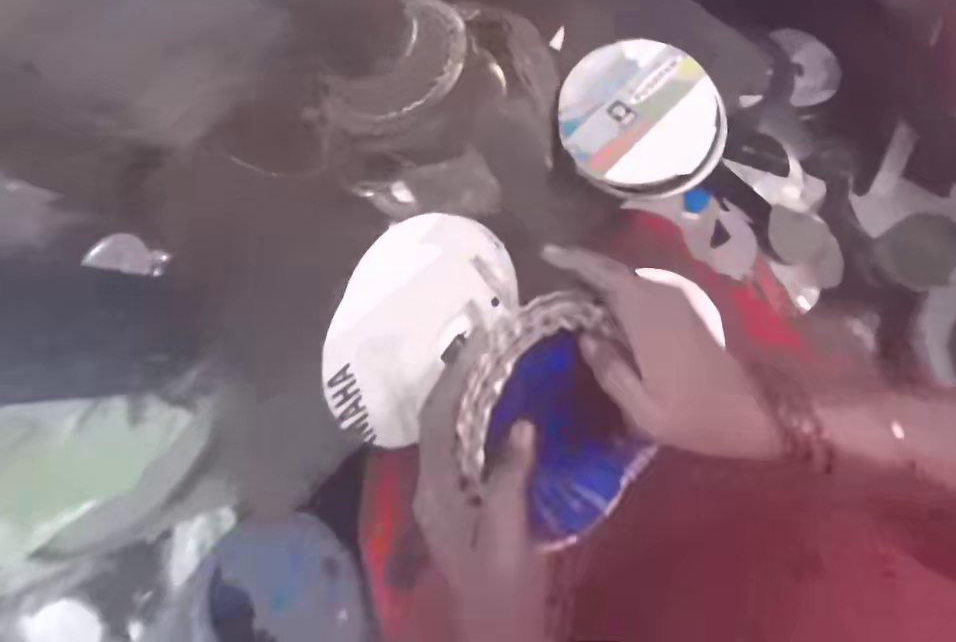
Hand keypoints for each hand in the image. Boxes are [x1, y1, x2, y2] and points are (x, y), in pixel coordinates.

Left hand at [414, 336, 550, 641]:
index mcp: (434, 485)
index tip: (479, 342)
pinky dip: (483, 417)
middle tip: (495, 345)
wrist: (500, 634)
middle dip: (463, 378)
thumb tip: (522, 423)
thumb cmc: (501, 589)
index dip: (453, 376)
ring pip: (455, 426)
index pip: (435, 414)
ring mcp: (447, 488)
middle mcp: (432, 480)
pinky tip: (509, 408)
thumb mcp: (506, 536)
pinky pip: (469, 441)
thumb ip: (509, 480)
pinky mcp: (465, 496)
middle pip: (442, 415)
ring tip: (502, 364)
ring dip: (473, 394)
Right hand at [541, 246, 783, 461]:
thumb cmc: (698, 416)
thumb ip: (609, 370)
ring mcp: (675, 300)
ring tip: (574, 286)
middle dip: (583, 266)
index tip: (547, 252)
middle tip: (555, 269)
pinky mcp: (684, 309)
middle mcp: (660, 297)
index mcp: (646, 316)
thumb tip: (586, 336)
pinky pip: (641, 288)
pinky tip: (608, 305)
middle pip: (614, 271)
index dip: (574, 261)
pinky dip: (619, 289)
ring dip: (602, 277)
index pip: (604, 275)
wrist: (758, 412)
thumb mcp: (644, 410)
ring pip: (629, 278)